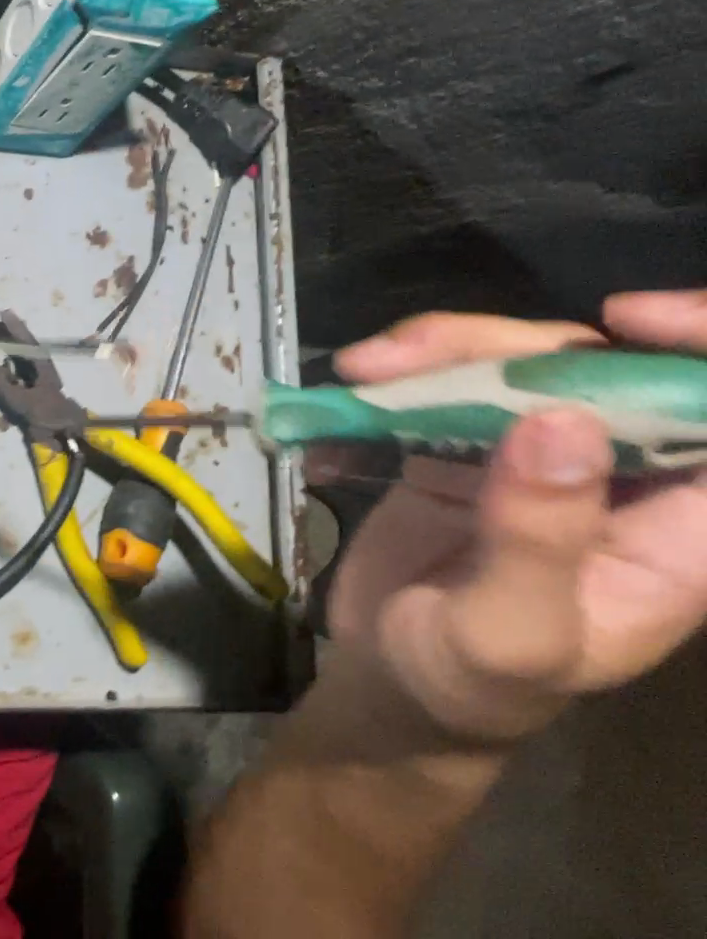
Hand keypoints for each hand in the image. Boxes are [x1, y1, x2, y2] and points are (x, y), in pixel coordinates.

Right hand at [317, 290, 706, 742]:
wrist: (394, 686)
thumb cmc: (472, 683)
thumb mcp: (510, 631)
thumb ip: (538, 536)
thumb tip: (557, 420)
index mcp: (674, 523)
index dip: (693, 348)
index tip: (616, 320)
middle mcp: (615, 476)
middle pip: (589, 368)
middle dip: (499, 346)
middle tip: (397, 359)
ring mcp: (528, 459)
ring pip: (505, 368)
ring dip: (429, 355)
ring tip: (354, 372)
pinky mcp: (456, 455)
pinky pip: (434, 393)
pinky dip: (382, 387)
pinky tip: (335, 407)